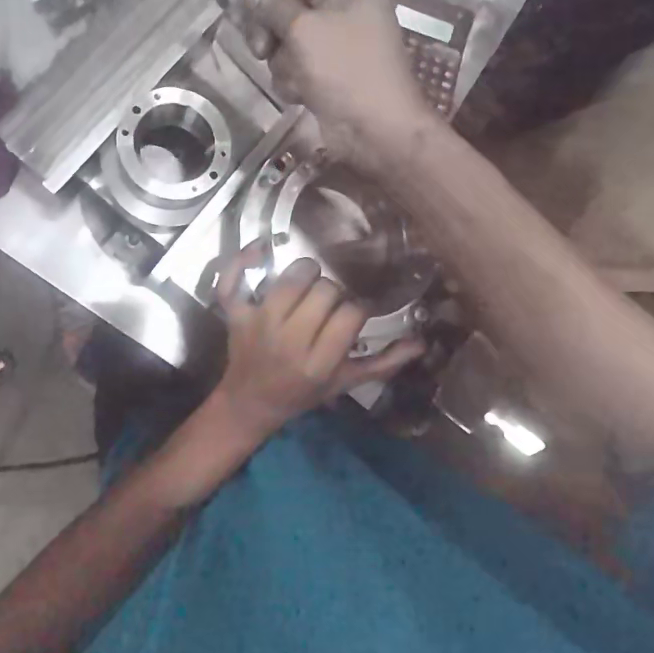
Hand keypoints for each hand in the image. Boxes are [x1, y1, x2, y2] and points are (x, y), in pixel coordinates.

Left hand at [207, 238, 423, 439]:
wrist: (250, 403)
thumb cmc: (301, 392)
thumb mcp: (343, 383)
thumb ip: (382, 364)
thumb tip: (420, 343)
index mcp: (318, 362)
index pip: (350, 315)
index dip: (357, 309)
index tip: (354, 313)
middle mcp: (288, 339)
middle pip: (324, 291)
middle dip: (333, 293)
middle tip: (330, 305)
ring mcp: (258, 324)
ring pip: (292, 278)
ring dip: (306, 273)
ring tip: (309, 285)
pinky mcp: (235, 315)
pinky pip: (233, 280)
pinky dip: (242, 261)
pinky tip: (260, 249)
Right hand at [227, 0, 435, 172]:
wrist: (377, 131)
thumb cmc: (346, 72)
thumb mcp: (304, 31)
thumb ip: (271, 4)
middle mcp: (341, 0)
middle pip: (281, 1)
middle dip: (268, 29)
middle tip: (261, 49)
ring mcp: (334, 36)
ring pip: (282, 36)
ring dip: (281, 59)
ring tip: (295, 77)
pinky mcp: (326, 66)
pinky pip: (293, 61)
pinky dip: (292, 77)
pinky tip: (302, 92)